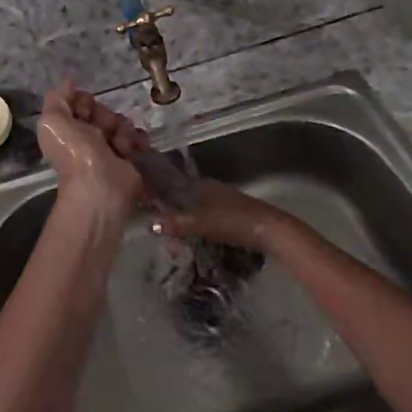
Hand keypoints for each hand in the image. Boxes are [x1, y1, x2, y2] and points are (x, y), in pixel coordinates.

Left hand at [37, 83, 146, 214]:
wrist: (100, 186)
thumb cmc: (74, 152)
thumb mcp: (53, 121)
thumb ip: (57, 99)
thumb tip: (68, 81)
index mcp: (68, 128)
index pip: (82, 102)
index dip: (85, 102)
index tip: (86, 110)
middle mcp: (88, 137)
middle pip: (104, 112)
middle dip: (106, 116)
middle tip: (104, 131)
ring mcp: (110, 148)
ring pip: (122, 123)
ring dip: (123, 130)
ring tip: (120, 145)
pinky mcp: (129, 157)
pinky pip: (138, 137)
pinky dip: (137, 141)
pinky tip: (132, 149)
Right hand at [150, 180, 290, 248]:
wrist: (268, 229)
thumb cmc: (231, 222)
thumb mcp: (200, 224)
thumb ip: (175, 224)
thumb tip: (149, 225)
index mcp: (198, 185)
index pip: (171, 182)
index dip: (157, 187)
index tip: (143, 193)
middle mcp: (208, 187)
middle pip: (181, 192)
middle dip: (167, 201)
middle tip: (153, 213)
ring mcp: (221, 197)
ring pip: (193, 201)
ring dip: (181, 210)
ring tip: (169, 222)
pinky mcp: (230, 209)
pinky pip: (203, 210)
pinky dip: (193, 216)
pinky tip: (191, 227)